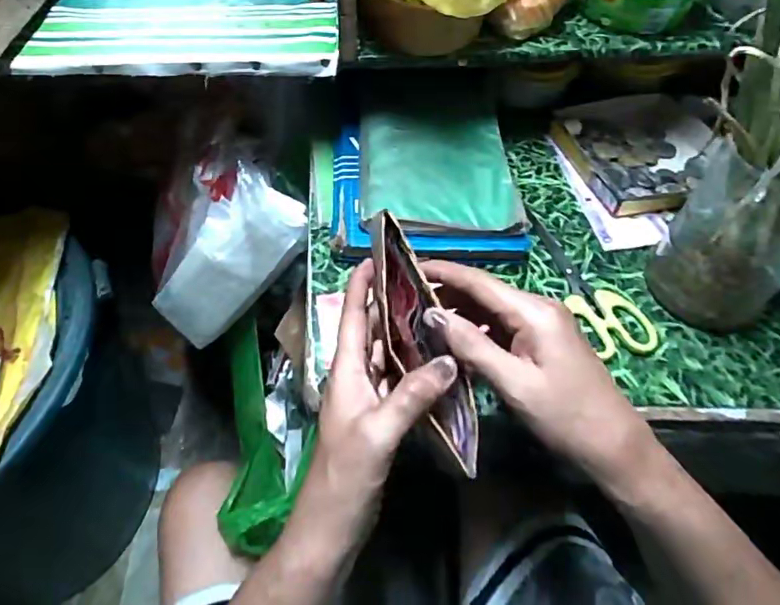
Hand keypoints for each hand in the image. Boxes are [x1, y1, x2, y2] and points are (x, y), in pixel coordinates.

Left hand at [294, 260, 456, 554]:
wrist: (333, 522)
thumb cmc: (346, 472)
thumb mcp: (379, 432)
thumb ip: (410, 395)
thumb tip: (446, 359)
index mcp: (345, 369)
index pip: (349, 315)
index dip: (359, 285)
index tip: (375, 257)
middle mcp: (354, 375)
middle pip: (369, 330)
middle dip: (389, 303)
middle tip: (420, 282)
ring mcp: (366, 397)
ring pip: (385, 354)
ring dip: (404, 335)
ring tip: (433, 314)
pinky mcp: (379, 418)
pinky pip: (397, 381)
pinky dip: (414, 369)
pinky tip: (437, 364)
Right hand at [419, 260, 661, 492]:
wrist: (618, 451)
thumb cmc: (567, 418)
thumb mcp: (514, 384)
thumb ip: (471, 345)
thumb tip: (431, 313)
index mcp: (533, 311)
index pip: (477, 280)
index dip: (440, 271)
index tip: (405, 267)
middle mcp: (537, 306)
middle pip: (481, 290)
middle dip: (443, 291)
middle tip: (404, 297)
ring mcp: (541, 322)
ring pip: (488, 307)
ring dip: (457, 312)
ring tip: (419, 318)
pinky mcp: (542, 339)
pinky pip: (500, 325)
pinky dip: (475, 329)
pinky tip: (451, 340)